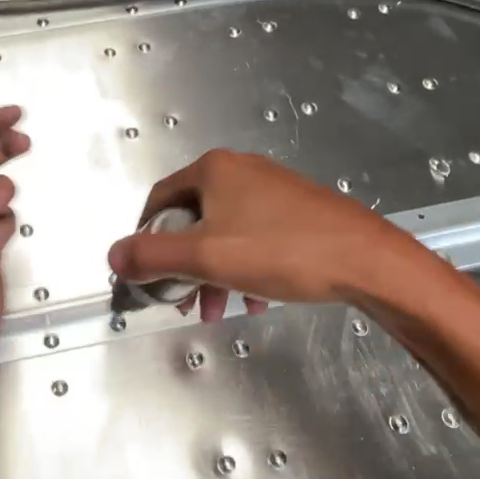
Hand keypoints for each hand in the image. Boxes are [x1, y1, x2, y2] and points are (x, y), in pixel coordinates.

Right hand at [108, 149, 416, 321]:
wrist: (366, 260)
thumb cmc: (281, 251)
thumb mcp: (206, 258)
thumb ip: (152, 257)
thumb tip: (113, 257)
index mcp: (212, 170)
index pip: (157, 200)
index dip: (145, 238)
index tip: (148, 274)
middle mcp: (239, 169)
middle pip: (191, 218)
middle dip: (183, 264)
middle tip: (183, 300)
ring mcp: (271, 187)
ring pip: (223, 232)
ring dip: (213, 272)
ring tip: (218, 309)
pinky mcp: (296, 208)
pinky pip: (254, 236)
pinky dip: (245, 267)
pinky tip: (256, 299)